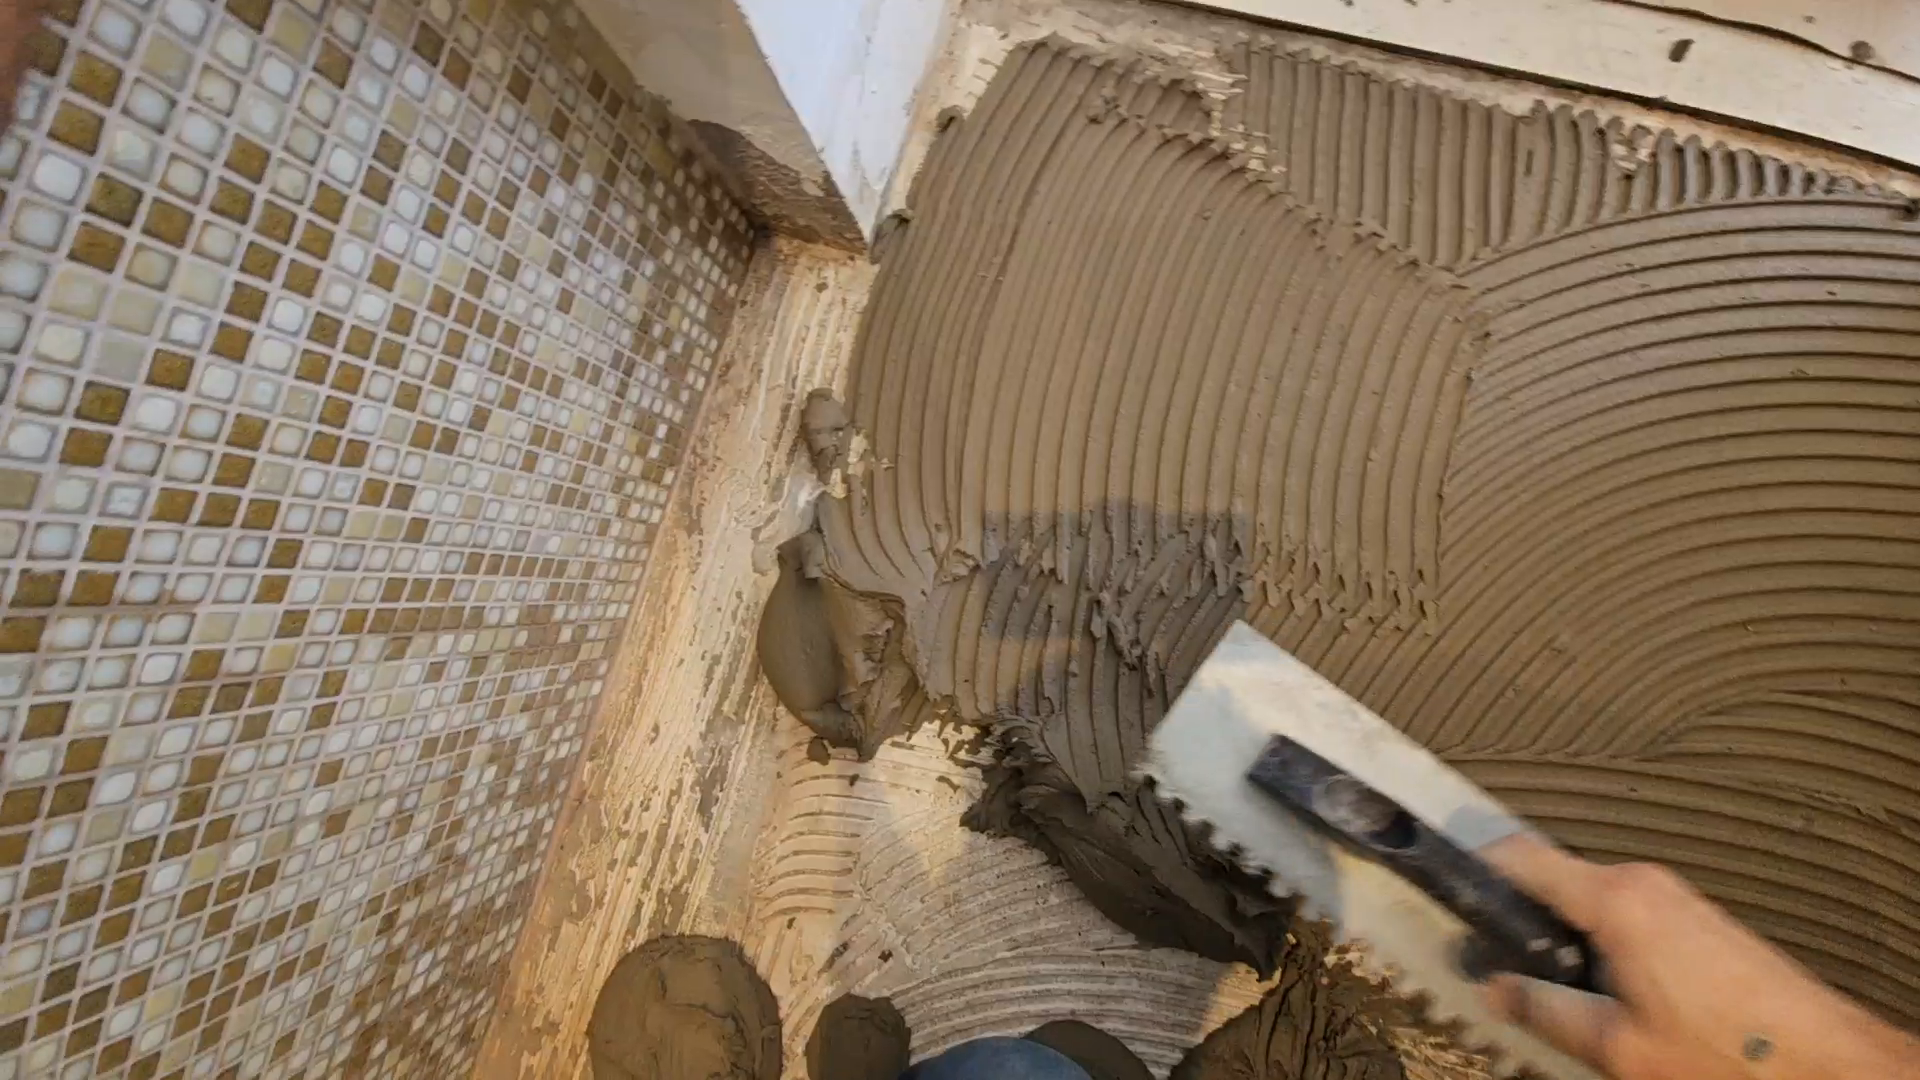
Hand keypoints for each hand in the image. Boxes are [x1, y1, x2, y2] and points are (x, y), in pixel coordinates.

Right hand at [1478, 834, 1919, 1079]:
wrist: (1858, 1078)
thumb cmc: (1743, 1063)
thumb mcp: (1623, 1048)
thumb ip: (1545, 1009)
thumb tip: (1495, 990)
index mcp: (1612, 900)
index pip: (1515, 854)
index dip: (1473, 863)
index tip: (1446, 877)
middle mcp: (1641, 883)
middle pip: (1551, 874)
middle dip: (1524, 912)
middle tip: (1507, 955)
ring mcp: (1675, 896)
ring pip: (1588, 893)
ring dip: (1567, 926)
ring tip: (1568, 982)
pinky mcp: (1699, 916)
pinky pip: (1626, 907)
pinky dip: (1603, 933)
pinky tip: (1616, 985)